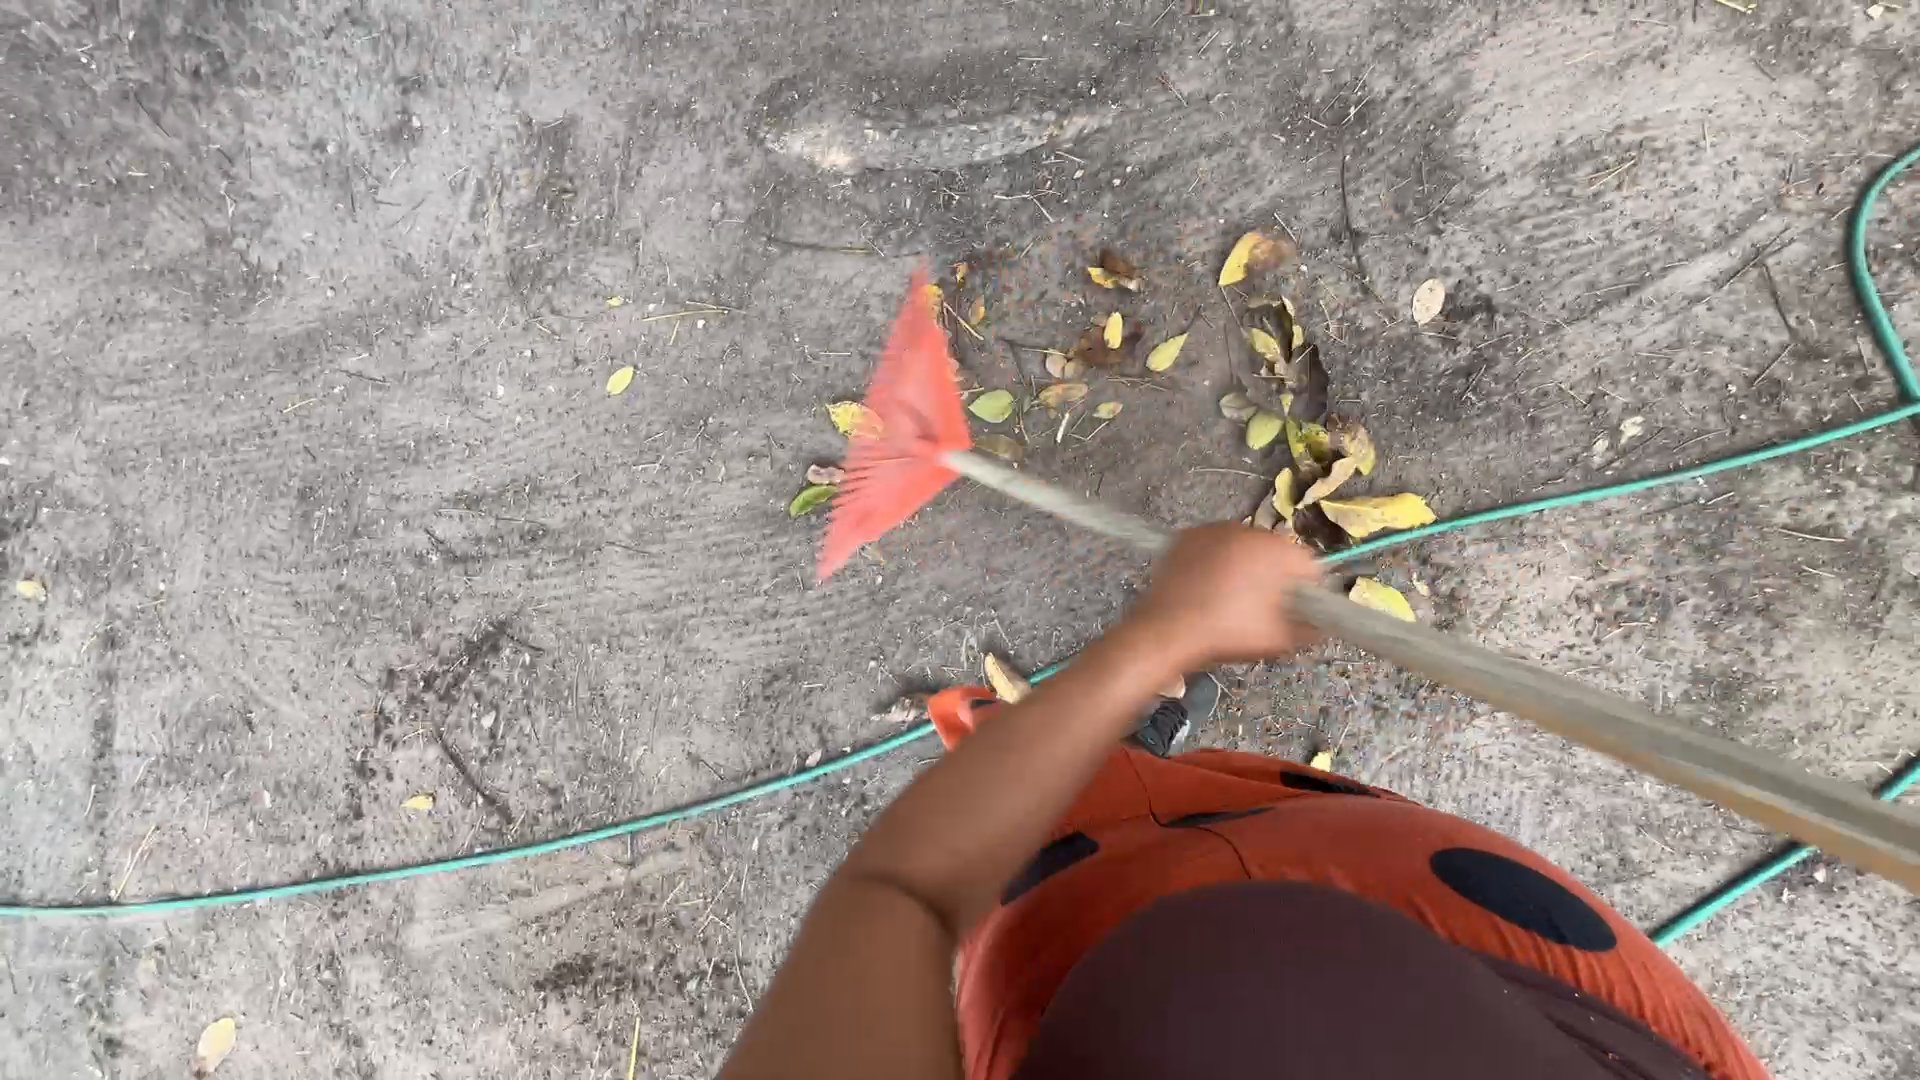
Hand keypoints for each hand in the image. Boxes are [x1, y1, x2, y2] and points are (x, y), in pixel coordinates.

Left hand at [1129, 523, 1321, 669]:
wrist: (1168, 629)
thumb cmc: (1227, 632)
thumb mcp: (1279, 638)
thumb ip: (1311, 628)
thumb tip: (1320, 624)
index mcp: (1276, 550)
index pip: (1308, 564)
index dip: (1304, 589)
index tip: (1292, 608)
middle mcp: (1247, 530)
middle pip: (1274, 552)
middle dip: (1272, 574)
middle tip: (1258, 604)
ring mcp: (1213, 529)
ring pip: (1243, 547)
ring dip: (1243, 565)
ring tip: (1228, 596)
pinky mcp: (1187, 535)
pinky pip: (1213, 546)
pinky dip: (1215, 560)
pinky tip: (1206, 584)